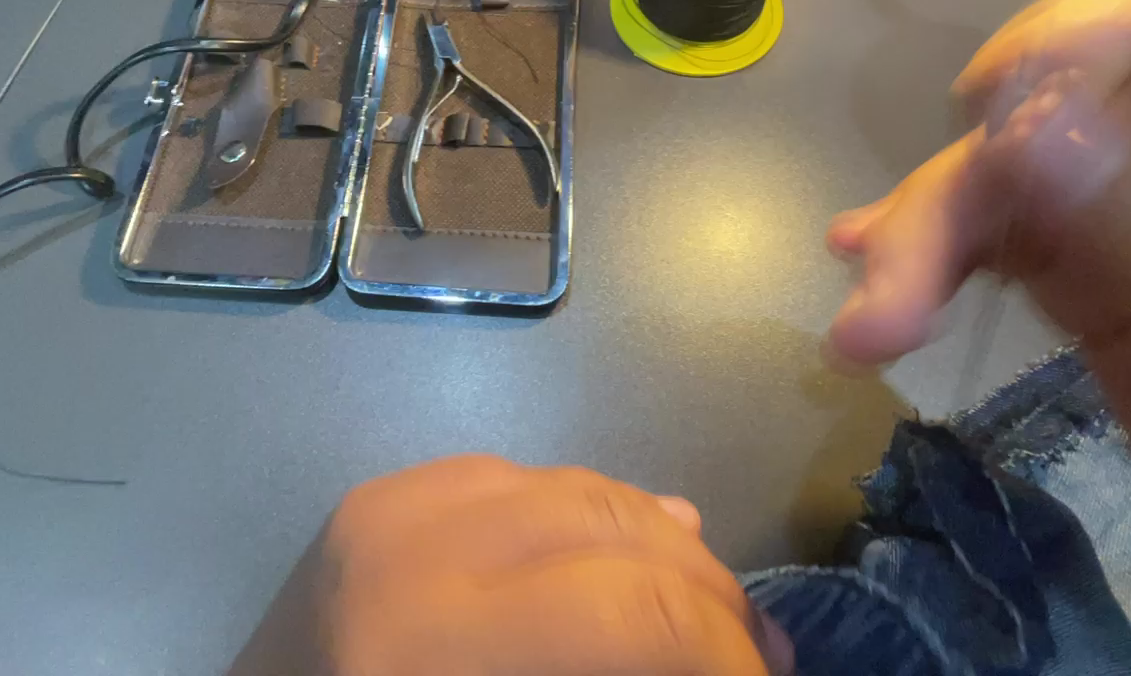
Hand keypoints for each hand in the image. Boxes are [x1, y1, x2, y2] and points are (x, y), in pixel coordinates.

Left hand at [228, 455, 793, 675]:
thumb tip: (728, 654)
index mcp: (427, 647)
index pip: (622, 617)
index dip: (717, 647)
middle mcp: (404, 549)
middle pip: (599, 520)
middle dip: (697, 579)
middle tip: (753, 637)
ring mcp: (383, 505)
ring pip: (562, 481)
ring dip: (646, 531)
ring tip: (701, 586)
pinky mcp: (376, 495)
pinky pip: (507, 477)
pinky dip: (575, 508)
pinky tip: (612, 542)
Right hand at [825, 0, 1130, 667]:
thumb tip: (1023, 127)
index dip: (1053, 53)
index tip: (984, 131)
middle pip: (1031, 113)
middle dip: (950, 187)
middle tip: (889, 291)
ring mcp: (1125, 211)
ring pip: (985, 178)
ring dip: (911, 239)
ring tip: (864, 332)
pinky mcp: (1078, 271)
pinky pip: (980, 236)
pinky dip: (916, 258)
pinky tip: (872, 288)